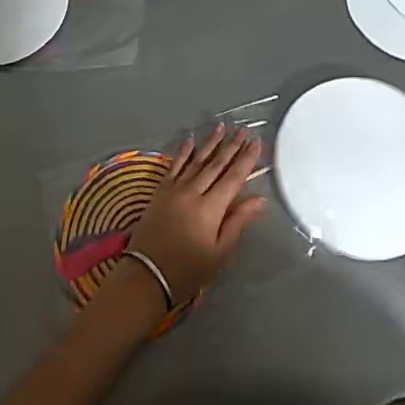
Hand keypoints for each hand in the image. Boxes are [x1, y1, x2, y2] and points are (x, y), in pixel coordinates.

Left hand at [125, 125, 267, 308]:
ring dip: (210, 143)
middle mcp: (193, 193)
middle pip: (217, 164)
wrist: (145, 278)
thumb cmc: (187, 270)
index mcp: (211, 208)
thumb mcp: (219, 253)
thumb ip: (238, 222)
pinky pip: (174, 167)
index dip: (246, 159)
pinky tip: (190, 141)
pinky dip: (183, 153)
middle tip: (243, 129)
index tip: (257, 142)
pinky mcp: (160, 193)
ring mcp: (175, 190)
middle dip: (232, 145)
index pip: (234, 177)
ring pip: (197, 160)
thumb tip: (259, 199)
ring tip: (221, 126)